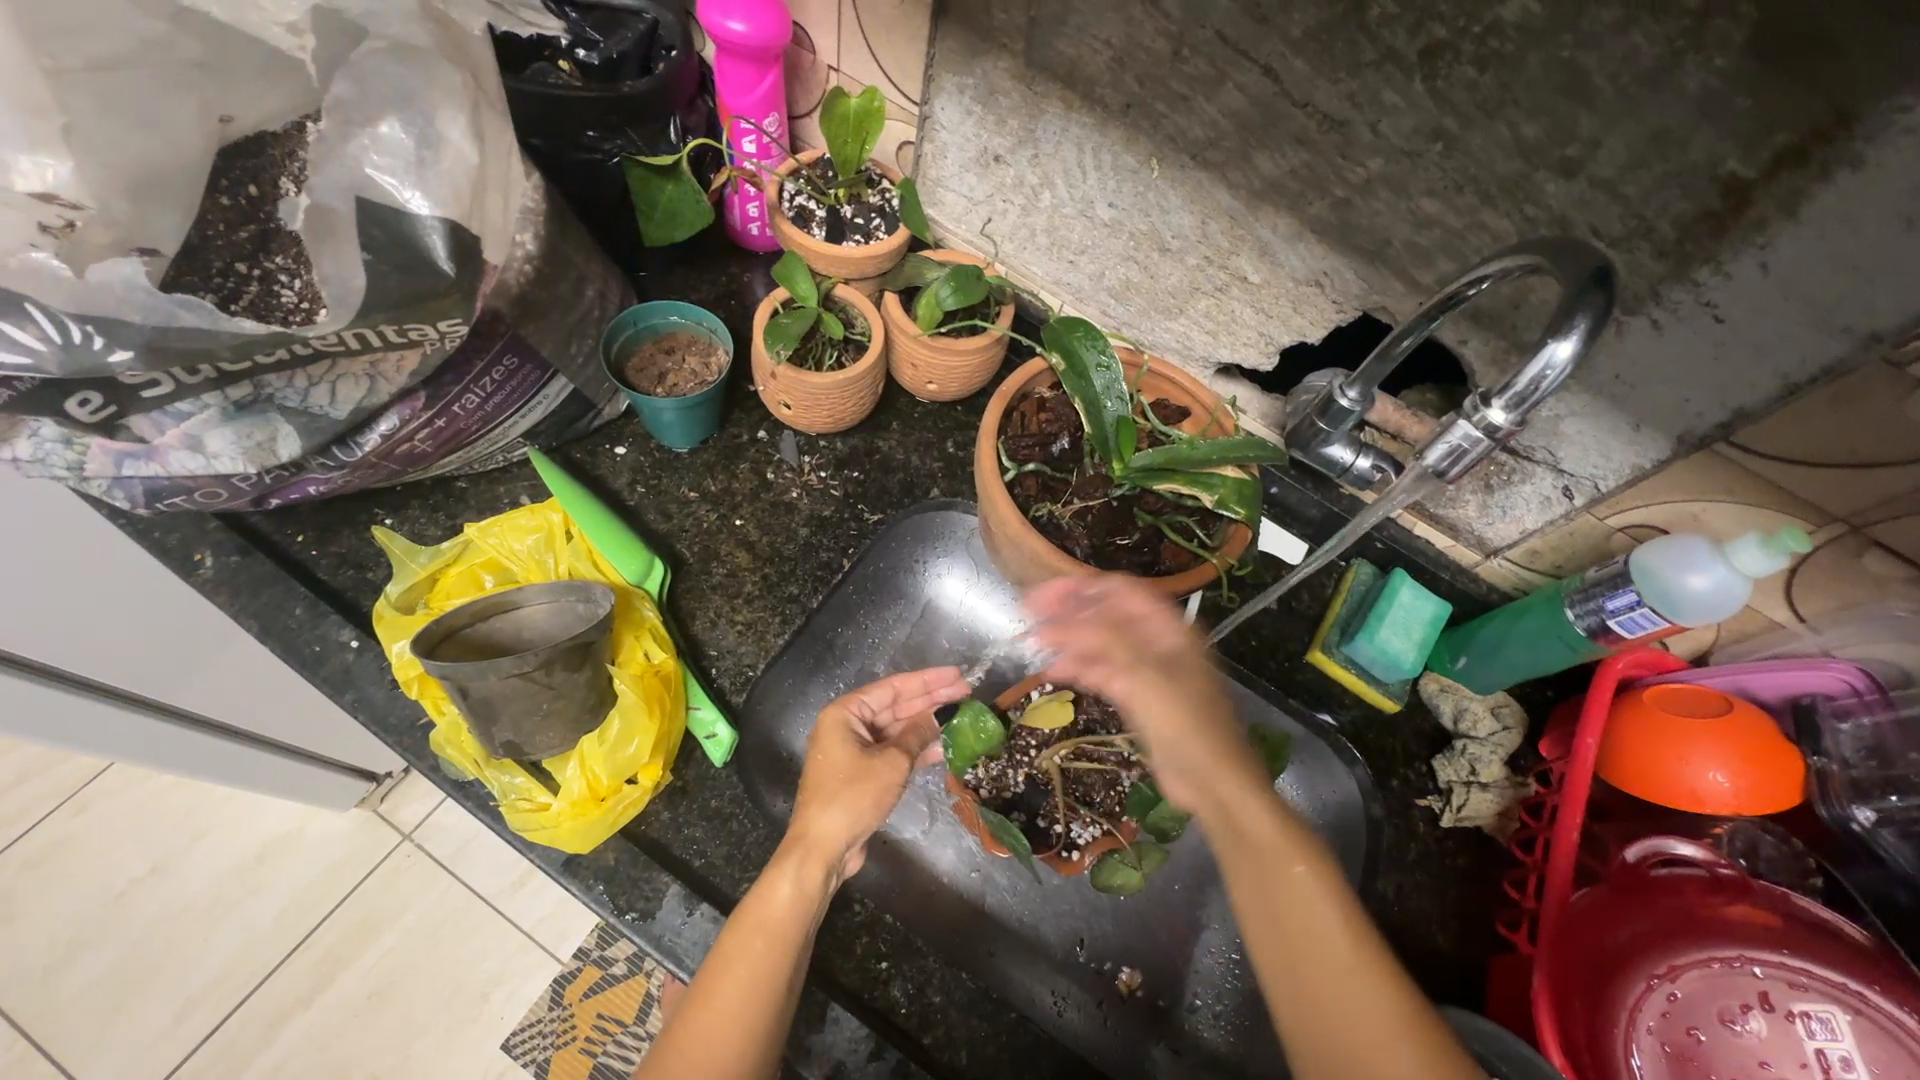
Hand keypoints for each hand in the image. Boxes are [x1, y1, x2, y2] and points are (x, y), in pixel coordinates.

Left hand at [786, 667, 970, 881]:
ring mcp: (855, 750)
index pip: (893, 687)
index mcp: (846, 713)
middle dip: (930, 700)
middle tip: (966, 692)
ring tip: (960, 716)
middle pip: (895, 706)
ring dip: (926, 724)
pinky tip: (943, 745)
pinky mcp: (862, 773)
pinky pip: (893, 751)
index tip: (957, 674)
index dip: (928, 680)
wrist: (823, 847)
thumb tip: (941, 715)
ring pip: (896, 730)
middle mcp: (848, 725)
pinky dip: (916, 749)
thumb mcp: (892, 762)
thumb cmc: (853, 796)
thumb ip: (918, 734)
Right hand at [1024, 574, 1263, 812]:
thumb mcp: (1144, 675)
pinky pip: (1102, 673)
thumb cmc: (1186, 722)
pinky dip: (1078, 668)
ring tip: (1034, 640)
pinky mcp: (1136, 697)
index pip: (1120, 590)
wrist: (1212, 781)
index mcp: (1168, 627)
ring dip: (1069, 641)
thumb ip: (1101, 640)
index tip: (1044, 592)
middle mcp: (1157, 642)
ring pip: (1101, 645)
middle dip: (1070, 612)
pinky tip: (1052, 670)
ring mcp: (1146, 670)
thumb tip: (1054, 619)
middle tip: (1030, 612)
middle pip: (1107, 615)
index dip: (1081, 587)